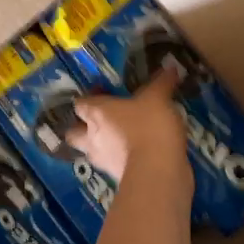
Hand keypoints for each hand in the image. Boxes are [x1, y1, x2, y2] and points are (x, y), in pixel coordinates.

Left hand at [68, 68, 189, 182]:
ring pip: (90, 152)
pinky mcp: (116, 177)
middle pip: (74, 132)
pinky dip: (118, 161)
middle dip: (81, 128)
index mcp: (97, 112)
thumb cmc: (150, 126)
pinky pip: (111, 166)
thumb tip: (170, 66)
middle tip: (98, 123)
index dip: (88, 99)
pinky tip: (133, 156)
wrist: (157, 171)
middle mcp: (93, 136)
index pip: (80, 104)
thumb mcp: (159, 98)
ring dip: (98, 147)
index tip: (102, 94)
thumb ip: (162, 83)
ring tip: (116, 141)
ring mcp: (102, 160)